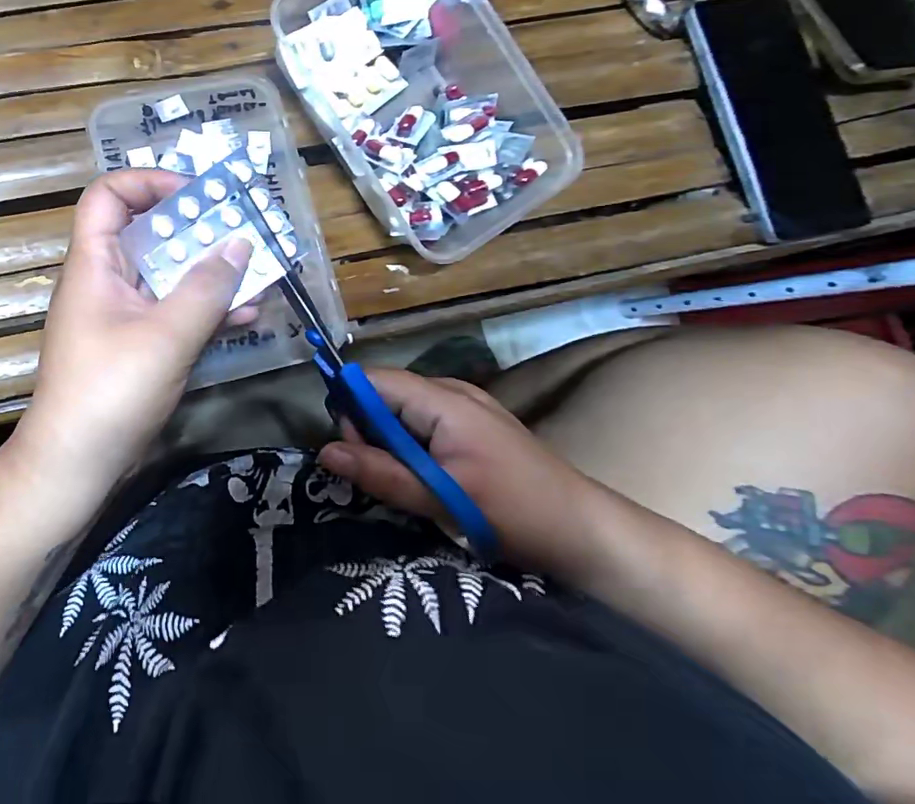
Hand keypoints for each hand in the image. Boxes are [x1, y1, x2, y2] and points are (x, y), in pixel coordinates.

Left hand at [16, 170, 256, 488]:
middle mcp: (104, 281)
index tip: (198, 193)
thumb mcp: (165, 335)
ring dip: (208, 270)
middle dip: (196, 227)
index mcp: (94, 264)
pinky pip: (172, 312)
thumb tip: (239, 244)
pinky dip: (204, 309)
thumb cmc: (111, 390)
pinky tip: (248, 314)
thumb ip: (206, 289)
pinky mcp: (136, 345)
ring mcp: (120, 315)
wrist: (76, 462)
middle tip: (244, 227)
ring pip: (166, 275)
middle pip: (147, 233)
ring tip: (258, 267)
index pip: (108, 196)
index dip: (149, 182)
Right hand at [315, 367, 611, 573]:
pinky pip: (421, 421)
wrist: (590, 534)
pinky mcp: (472, 424)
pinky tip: (428, 478)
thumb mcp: (442, 500)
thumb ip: (381, 474)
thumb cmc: (518, 514)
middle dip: (369, 432)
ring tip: (408, 482)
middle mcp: (452, 391)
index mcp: (445, 401)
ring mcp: (465, 406)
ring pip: (400, 410)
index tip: (355, 453)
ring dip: (390, 443)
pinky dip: (411, 446)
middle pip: (383, 395)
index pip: (371, 381)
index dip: (351, 410)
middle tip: (385, 477)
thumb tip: (324, 452)